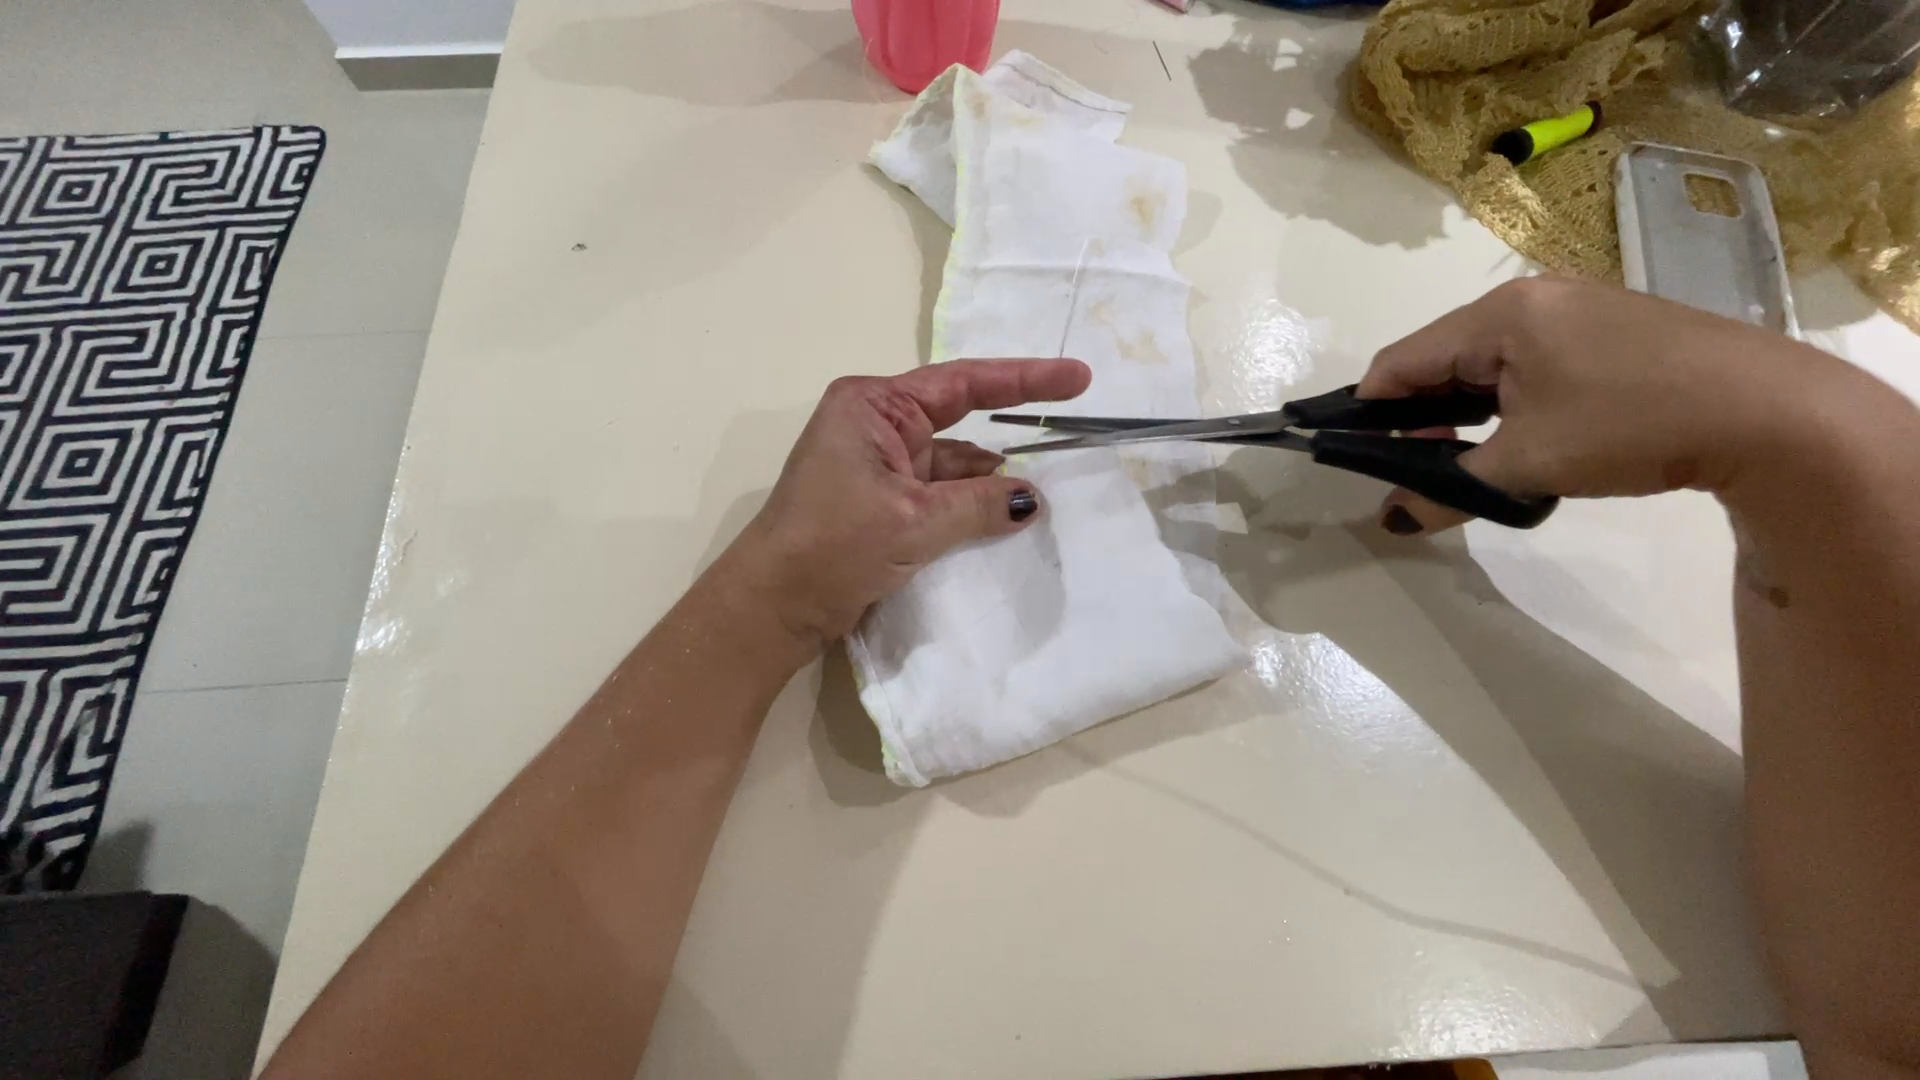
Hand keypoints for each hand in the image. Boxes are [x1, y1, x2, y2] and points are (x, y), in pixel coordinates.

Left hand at [723, 358, 1091, 647]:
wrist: (775, 606)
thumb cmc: (833, 545)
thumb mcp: (913, 521)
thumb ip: (979, 505)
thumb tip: (1032, 501)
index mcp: (873, 407)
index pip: (962, 383)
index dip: (1024, 379)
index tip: (1077, 377)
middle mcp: (875, 426)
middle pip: (959, 419)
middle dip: (1008, 429)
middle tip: (1067, 429)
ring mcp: (877, 466)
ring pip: (951, 463)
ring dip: (989, 481)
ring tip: (1041, 497)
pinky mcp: (881, 503)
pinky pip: (938, 494)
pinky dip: (969, 506)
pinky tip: (1002, 520)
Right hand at [1357, 277, 1865, 534]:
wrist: (1779, 417)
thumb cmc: (1631, 425)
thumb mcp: (1525, 466)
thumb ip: (1444, 491)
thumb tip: (1391, 522)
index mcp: (1500, 316)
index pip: (1400, 360)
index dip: (1368, 409)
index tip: (1356, 454)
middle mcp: (1529, 299)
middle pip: (1438, 358)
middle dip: (1416, 415)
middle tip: (1417, 466)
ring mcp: (1573, 308)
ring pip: (1481, 362)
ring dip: (1459, 410)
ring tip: (1467, 456)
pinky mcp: (1606, 328)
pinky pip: (1523, 361)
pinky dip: (1501, 400)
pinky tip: (1517, 433)